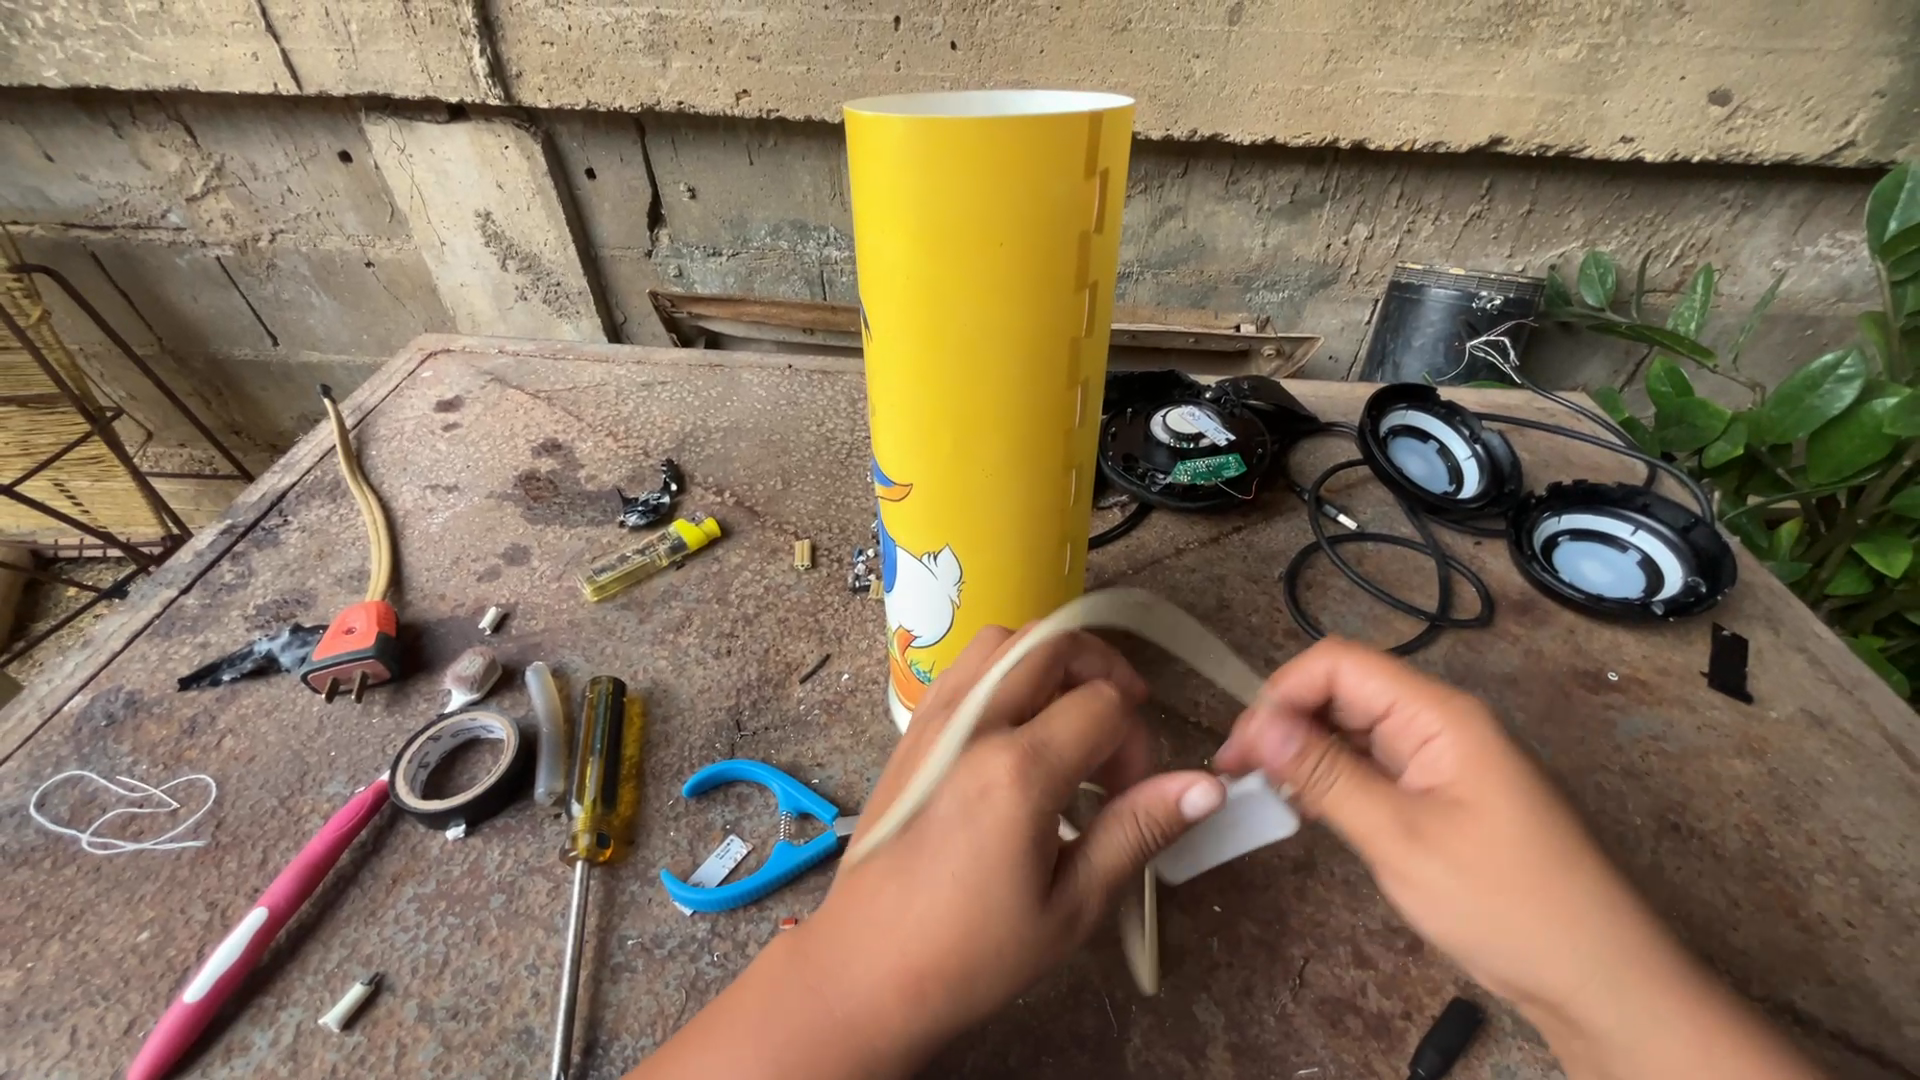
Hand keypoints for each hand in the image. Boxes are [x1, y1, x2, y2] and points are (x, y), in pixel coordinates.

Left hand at [630, 624, 1227, 1079]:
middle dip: (1103, 667)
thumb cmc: (972, 951)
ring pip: (1003, 639)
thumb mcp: (1070, 905)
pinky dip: (1008, 668)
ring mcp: (935, 717)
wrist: (867, 965)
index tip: (1131, 792)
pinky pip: (968, 665)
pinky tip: (1021, 723)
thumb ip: (1136, 830)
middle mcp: (972, 724)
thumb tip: (1207, 787)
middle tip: (1124, 716)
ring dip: (1051, 658)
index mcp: (1016, 770)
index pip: (1104, 705)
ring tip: (1073, 710)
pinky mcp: (914, 727)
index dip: (1137, 740)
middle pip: (1052, 644)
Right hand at [1213, 638, 1820, 1079]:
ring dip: (1302, 749)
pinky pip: (1368, 761)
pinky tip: (1303, 803)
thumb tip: (1257, 724)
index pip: (1337, 664)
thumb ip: (1325, 774)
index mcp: (1438, 715)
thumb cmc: (1507, 906)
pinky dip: (1328, 774)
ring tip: (1263, 789)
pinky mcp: (1436, 789)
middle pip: (1340, 689)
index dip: (1281, 693)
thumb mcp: (1401, 839)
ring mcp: (1438, 756)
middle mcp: (1437, 721)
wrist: (1602, 985)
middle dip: (1284, 720)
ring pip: (1350, 725)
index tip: (1243, 748)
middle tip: (1241, 774)